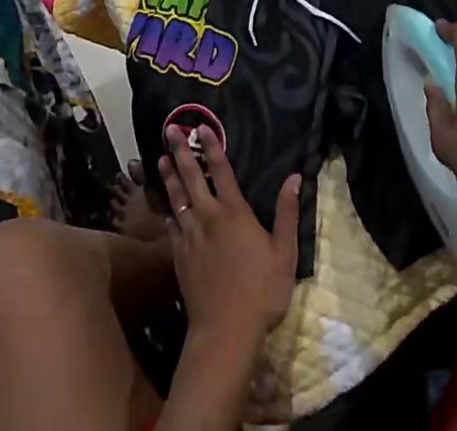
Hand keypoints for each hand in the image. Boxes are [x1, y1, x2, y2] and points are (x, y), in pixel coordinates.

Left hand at [158, 125, 300, 340]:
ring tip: (161, 158)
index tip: (202, 126)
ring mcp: (190, 237)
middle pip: (191, 178)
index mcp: (234, 212)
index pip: (221, 171)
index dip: (212, 146)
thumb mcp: (284, 252)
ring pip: (176, 199)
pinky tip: (167, 209)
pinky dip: (169, 213)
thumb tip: (295, 178)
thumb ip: (287, 213)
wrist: (225, 331)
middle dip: (181, 151)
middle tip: (170, 130)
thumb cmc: (261, 291)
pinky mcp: (179, 257)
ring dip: (169, 177)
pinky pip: (171, 227)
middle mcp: (208, 217)